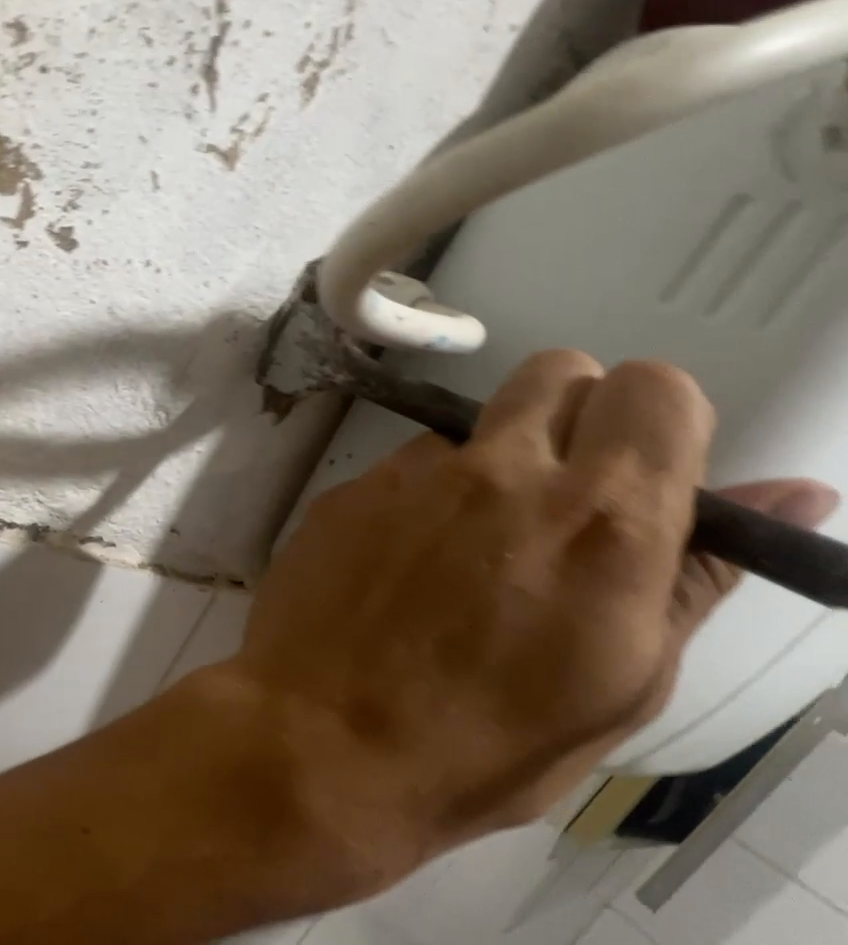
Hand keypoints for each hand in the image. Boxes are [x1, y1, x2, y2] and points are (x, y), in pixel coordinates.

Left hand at [227, 350, 837, 889]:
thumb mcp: (625, 676)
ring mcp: (406, 476)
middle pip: (557, 372)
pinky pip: (400, 470)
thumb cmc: (490, 737)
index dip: (658, 423)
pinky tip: (401, 567)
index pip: (654, 390)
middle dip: (577, 414)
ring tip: (468, 553)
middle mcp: (499, 473)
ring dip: (488, 465)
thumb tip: (788, 492)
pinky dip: (419, 499)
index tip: (644, 475)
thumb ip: (697, 573)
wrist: (322, 738)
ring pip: (471, 427)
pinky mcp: (342, 492)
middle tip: (566, 492)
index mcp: (600, 519)